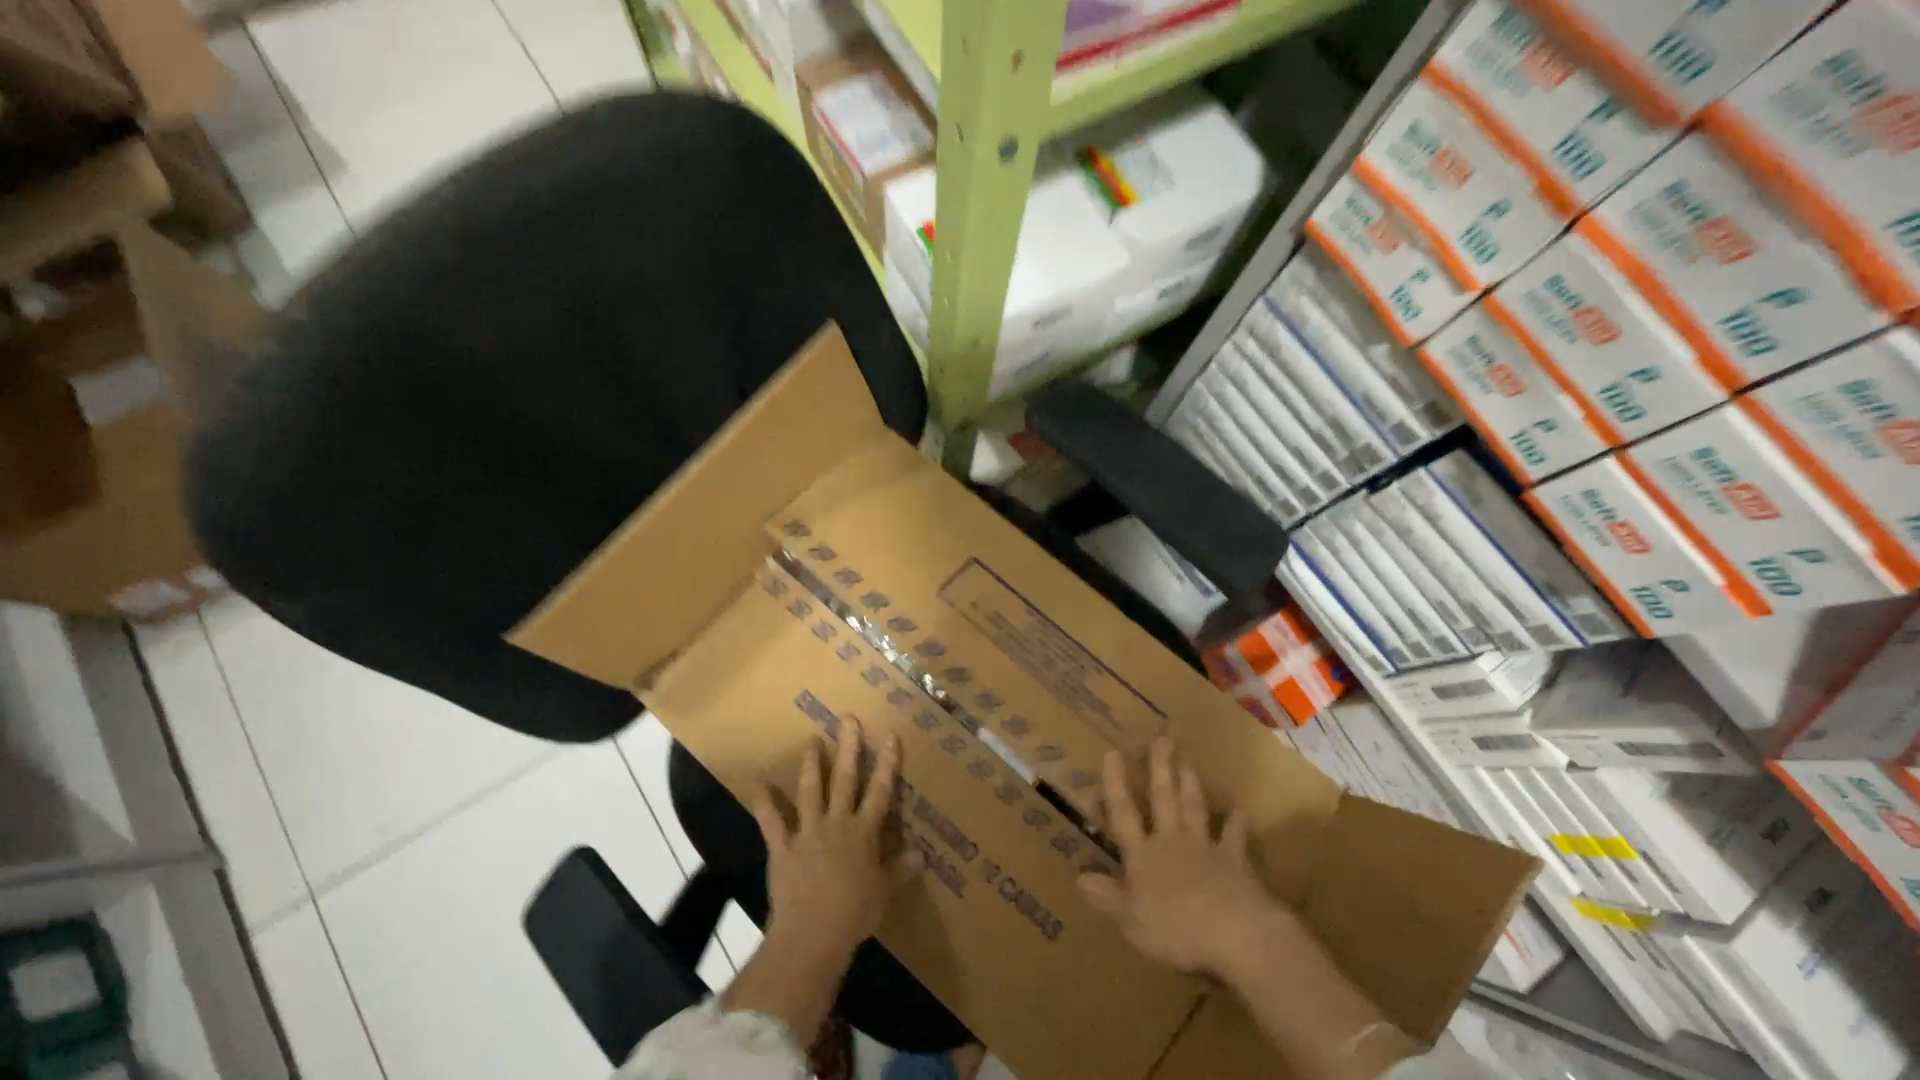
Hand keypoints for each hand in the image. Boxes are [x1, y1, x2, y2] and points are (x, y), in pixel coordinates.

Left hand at [751, 719, 922, 959]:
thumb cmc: (855, 913)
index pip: (881, 792)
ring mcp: (807, 831)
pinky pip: (770, 819)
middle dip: (849, 748)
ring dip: (812, 764)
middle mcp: (837, 823)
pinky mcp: (782, 846)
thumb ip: (901, 869)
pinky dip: (763, 799)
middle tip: (848, 719)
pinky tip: (758, 780)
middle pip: (846, 780)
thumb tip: (921, 853)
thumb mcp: (885, 891)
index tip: (890, 736)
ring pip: (811, 790)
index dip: (887, 763)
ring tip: (812, 740)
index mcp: (864, 833)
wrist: (813, 932)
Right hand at [1077, 737, 1280, 978]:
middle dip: (1160, 769)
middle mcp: (1172, 843)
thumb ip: (1107, 897)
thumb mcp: (1131, 921)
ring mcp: (1206, 848)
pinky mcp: (1236, 861)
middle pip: (1163, 800)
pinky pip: (1234, 835)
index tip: (1112, 753)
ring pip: (1194, 809)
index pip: (1124, 815)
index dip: (1116, 785)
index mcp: (1143, 858)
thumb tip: (1079, 877)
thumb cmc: (1175, 929)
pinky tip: (1238, 806)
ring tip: (1188, 762)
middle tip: (1162, 739)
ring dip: (1190, 785)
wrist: (1235, 932)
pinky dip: (1235, 821)